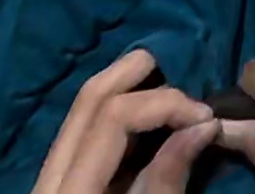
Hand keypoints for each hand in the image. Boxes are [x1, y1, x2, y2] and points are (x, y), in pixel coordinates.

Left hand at [33, 49, 219, 193]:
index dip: (167, 103)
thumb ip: (167, 182)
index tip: (208, 118)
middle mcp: (46, 182)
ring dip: (132, 85)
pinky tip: (152, 115)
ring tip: (175, 88)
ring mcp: (45, 183)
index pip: (115, 117)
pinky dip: (121, 109)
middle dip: (144, 72)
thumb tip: (207, 123)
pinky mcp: (56, 189)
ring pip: (83, 106)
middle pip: (90, 97)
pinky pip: (85, 128)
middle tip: (190, 74)